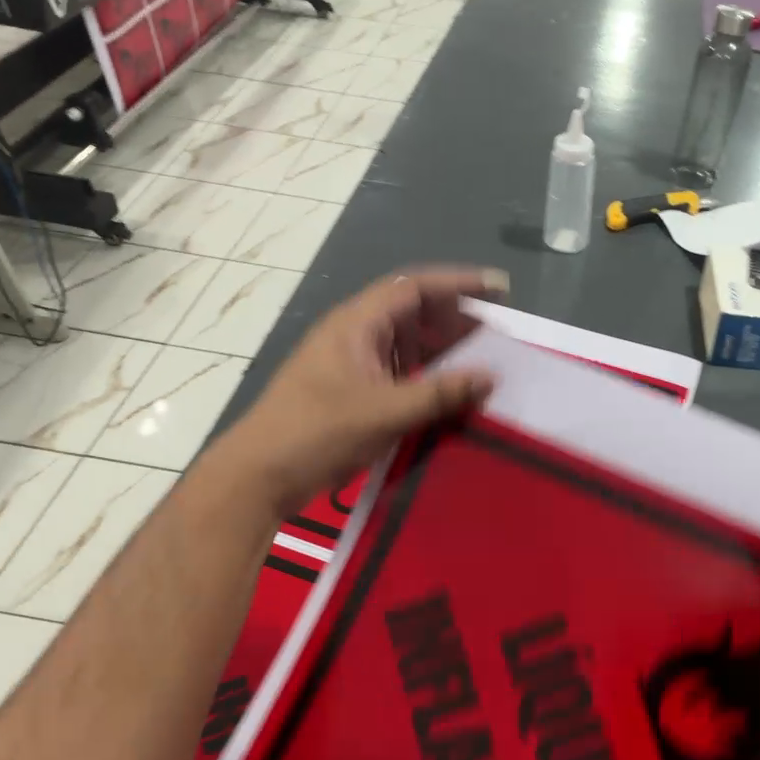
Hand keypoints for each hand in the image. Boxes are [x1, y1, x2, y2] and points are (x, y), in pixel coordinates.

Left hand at [209, 267, 507, 515]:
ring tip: (482, 363)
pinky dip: (426, 377)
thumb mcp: (385, 412)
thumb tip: (490, 376)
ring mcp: (350, 365)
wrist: (259, 475)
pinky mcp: (350, 393)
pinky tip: (450, 394)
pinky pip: (397, 373)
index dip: (459, 284)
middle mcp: (354, 335)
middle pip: (412, 313)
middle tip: (497, 335)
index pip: (414, 287)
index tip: (500, 290)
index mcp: (357, 324)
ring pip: (405, 345)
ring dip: (442, 351)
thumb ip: (440, 392)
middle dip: (456, 319)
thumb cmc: (317, 432)